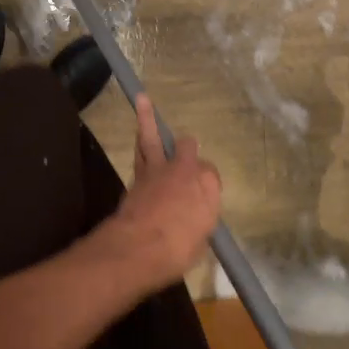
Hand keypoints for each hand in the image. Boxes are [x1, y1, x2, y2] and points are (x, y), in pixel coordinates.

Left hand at [102, 94, 221, 286]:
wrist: (141, 245)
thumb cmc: (178, 250)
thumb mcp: (201, 239)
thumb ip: (198, 219)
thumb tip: (191, 214)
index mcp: (208, 186)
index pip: (211, 175)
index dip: (205, 185)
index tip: (200, 199)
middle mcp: (185, 170)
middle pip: (188, 148)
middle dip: (187, 150)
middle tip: (185, 151)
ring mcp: (159, 167)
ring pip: (154, 138)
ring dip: (148, 118)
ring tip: (142, 99)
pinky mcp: (138, 172)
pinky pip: (140, 148)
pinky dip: (140, 138)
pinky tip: (139, 130)